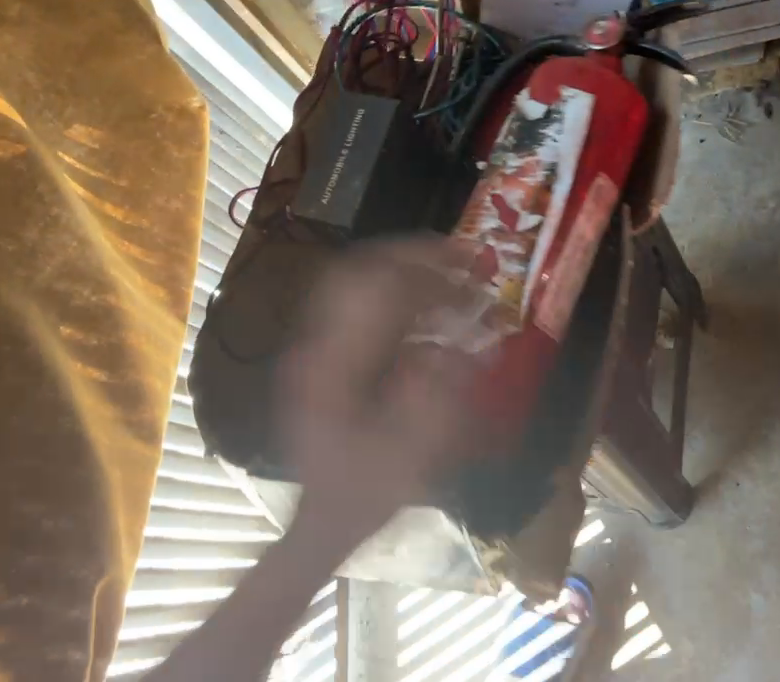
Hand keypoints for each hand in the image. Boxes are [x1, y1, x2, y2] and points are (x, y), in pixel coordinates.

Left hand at [281, 237, 481, 540]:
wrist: (323, 522)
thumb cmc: (365, 493)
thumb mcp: (407, 454)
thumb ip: (434, 397)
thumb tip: (459, 346)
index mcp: (330, 365)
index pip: (371, 289)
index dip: (420, 264)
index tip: (463, 259)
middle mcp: (316, 345)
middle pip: (360, 273)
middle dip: (414, 256)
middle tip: (463, 257)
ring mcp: (317, 348)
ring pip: (359, 284)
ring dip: (407, 271)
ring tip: (453, 271)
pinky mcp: (326, 356)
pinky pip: (361, 305)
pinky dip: (398, 293)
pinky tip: (430, 303)